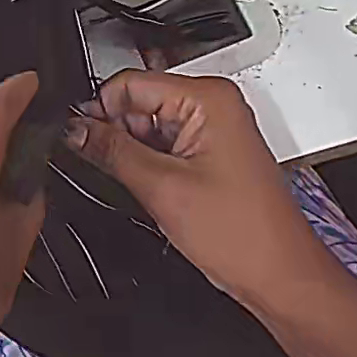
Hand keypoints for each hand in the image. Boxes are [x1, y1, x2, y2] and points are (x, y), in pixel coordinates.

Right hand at [64, 70, 327, 305]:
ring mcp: (214, 127)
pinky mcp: (211, 149)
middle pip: (139, 101)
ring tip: (153, 187)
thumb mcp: (162, 187)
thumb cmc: (244, 234)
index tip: (82, 137)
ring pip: (149, 125)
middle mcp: (214, 104)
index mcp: (208, 98)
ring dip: (137, 154)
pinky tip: (161, 190)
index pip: (131, 82)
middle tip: (119, 169)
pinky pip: (166, 143)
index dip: (101, 110)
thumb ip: (111, 150)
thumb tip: (77, 129)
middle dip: (120, 134)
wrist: (278, 274)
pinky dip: (153, 164)